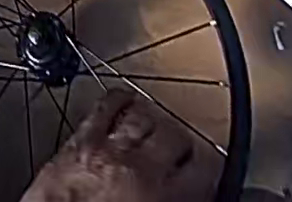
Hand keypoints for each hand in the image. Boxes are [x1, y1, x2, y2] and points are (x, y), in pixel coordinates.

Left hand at [20, 91, 218, 201]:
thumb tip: (184, 196)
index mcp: (163, 197)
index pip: (201, 172)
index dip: (209, 168)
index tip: (209, 169)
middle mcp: (139, 167)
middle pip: (172, 135)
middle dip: (181, 141)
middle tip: (183, 148)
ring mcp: (109, 147)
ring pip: (142, 117)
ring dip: (153, 120)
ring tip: (157, 124)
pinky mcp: (82, 138)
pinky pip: (105, 107)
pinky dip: (119, 99)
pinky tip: (124, 98)